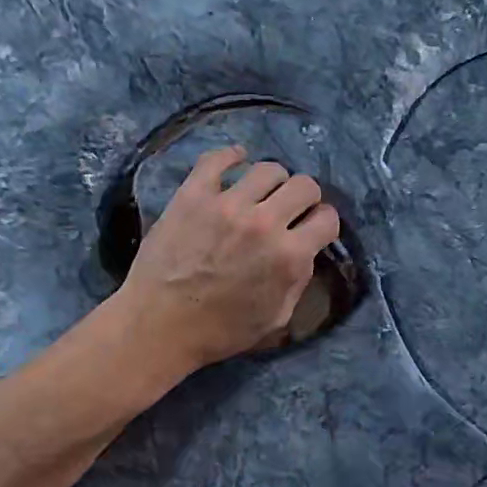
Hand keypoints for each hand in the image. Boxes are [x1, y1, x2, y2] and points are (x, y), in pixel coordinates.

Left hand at [111, 146, 340, 376]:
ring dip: (273, 181)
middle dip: (305, 197)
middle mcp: (264, 224)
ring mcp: (227, 205)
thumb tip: (305, 250)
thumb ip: (299, 280)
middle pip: (304, 185)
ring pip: (268, 169)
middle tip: (291, 208)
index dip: (323, 222)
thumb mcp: (277, 316)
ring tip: (261, 193)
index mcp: (289, 256)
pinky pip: (217, 159)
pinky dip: (232, 156)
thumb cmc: (221, 330)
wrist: (159, 326)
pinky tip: (236, 160)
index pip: (327, 218)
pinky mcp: (193, 196)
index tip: (313, 227)